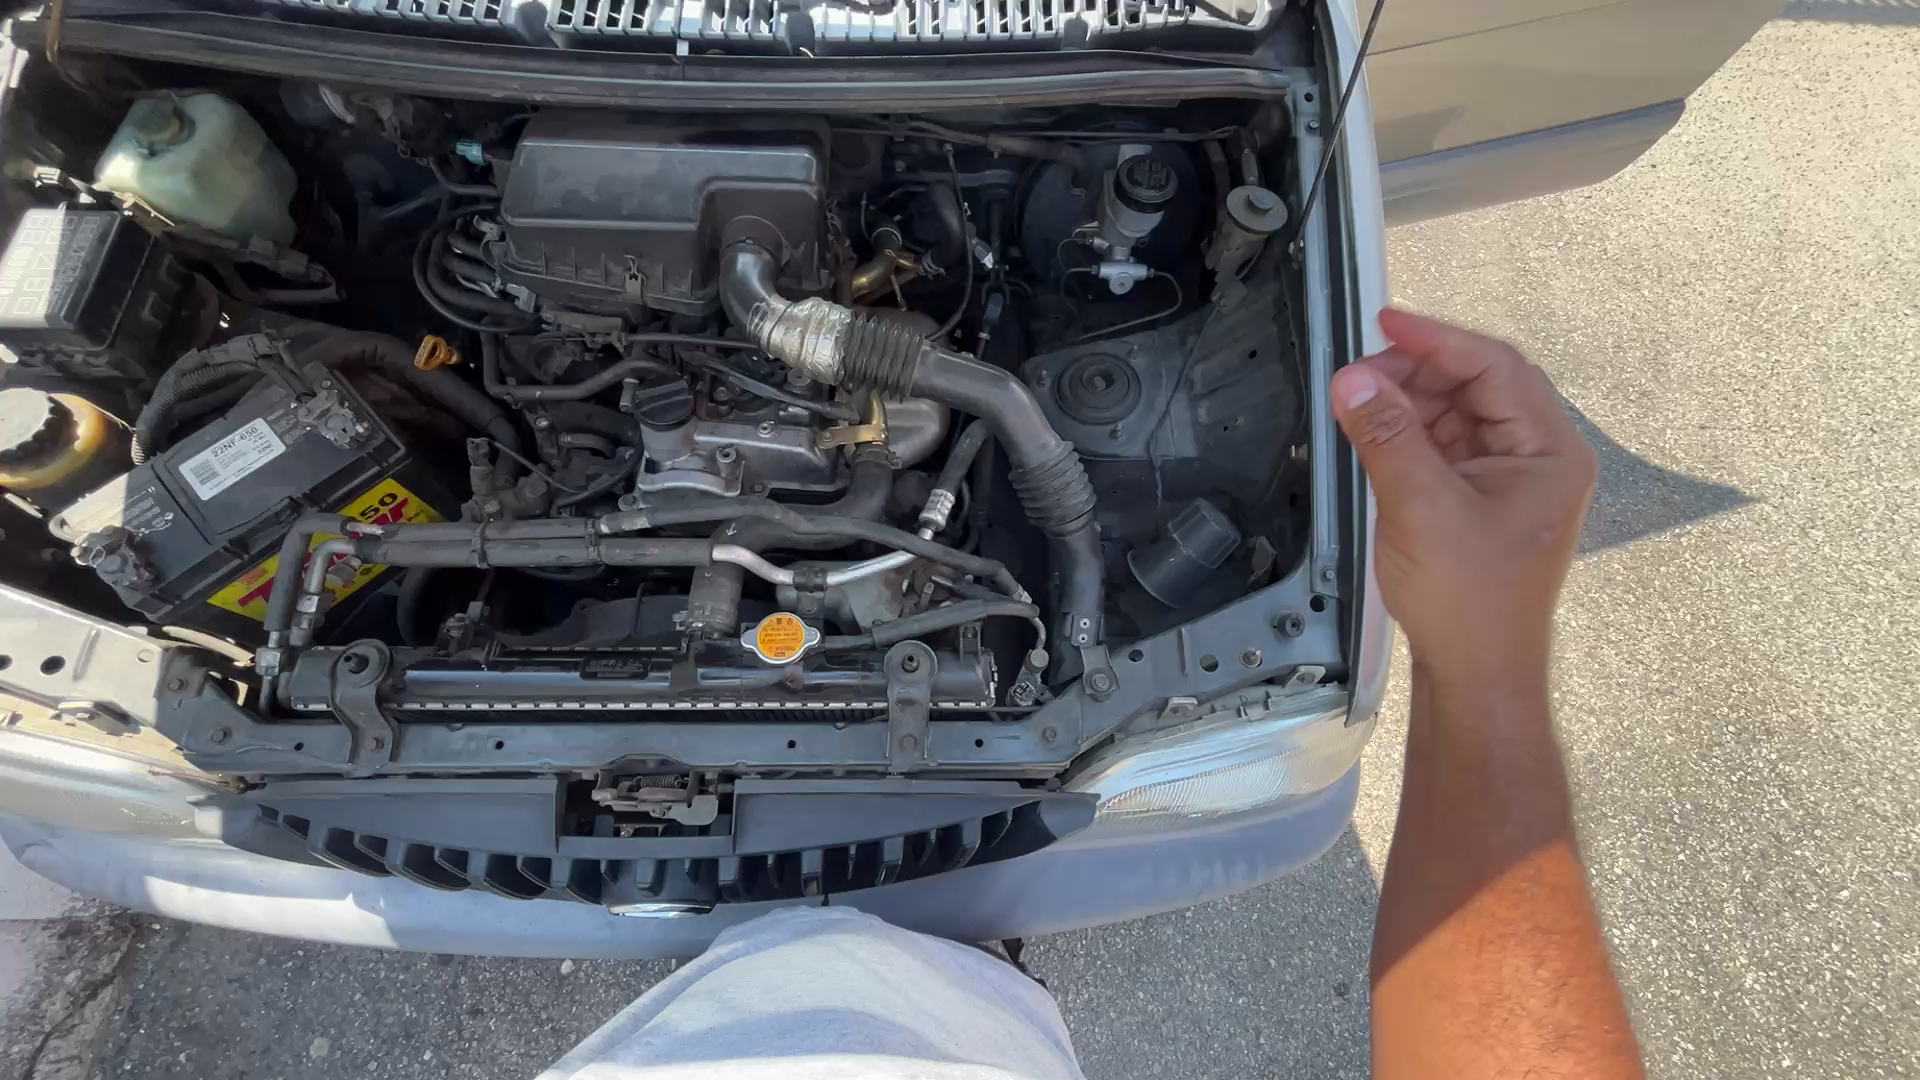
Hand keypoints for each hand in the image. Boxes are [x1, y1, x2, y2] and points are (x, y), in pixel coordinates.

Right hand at [1330, 309, 1596, 687]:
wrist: (1474, 666)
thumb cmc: (1465, 593)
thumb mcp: (1420, 507)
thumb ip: (1386, 437)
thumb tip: (1350, 379)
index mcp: (1546, 450)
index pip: (1493, 369)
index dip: (1437, 339)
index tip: (1383, 321)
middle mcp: (1531, 455)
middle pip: (1472, 387)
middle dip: (1413, 374)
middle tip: (1354, 376)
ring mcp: (1500, 478)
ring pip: (1450, 416)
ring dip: (1402, 404)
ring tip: (1353, 405)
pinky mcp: (1470, 499)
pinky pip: (1435, 448)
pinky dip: (1400, 435)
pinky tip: (1368, 434)